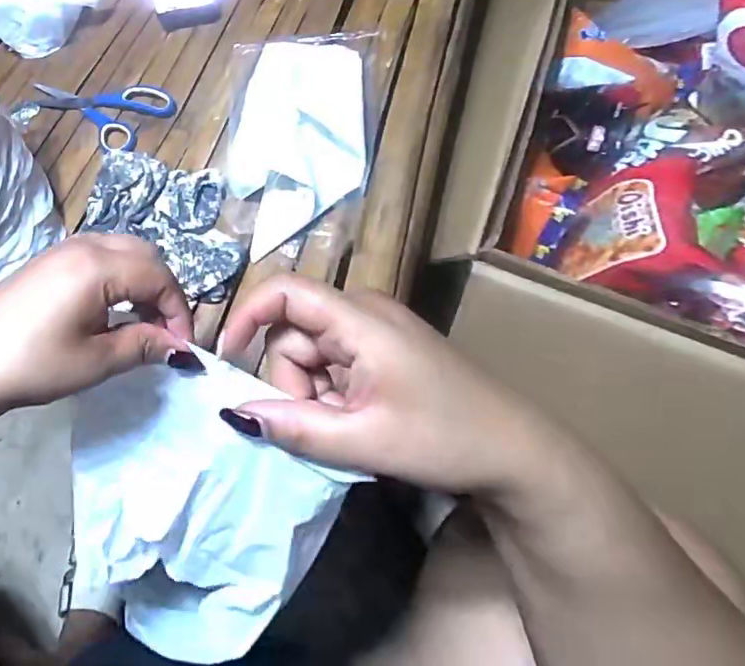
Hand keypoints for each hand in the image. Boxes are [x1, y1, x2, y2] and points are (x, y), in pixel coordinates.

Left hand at [0, 235, 194, 428]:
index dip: (178, 310)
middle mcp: (85, 245)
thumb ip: (142, 345)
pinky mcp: (50, 259)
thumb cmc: (32, 364)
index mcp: (97, 265)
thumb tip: (178, 346)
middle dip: (164, 290)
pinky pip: (101, 254)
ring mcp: (64, 248)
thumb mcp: (94, 362)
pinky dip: (120, 276)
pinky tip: (112, 310)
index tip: (182, 348)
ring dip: (142, 281)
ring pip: (124, 250)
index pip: (158, 275)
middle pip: (144, 254)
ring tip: (142, 323)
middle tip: (164, 333)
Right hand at [217, 275, 580, 496]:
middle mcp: (361, 311)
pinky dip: (332, 395)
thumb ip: (296, 427)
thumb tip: (235, 414)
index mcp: (358, 317)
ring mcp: (373, 330)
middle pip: (294, 334)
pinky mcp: (382, 348)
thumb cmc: (444, 437)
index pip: (284, 292)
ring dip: (313, 394)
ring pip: (311, 354)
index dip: (247, 315)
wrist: (517, 452)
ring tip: (349, 431)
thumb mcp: (365, 439)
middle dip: (293, 382)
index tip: (228, 359)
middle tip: (321, 428)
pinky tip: (359, 422)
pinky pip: (334, 364)